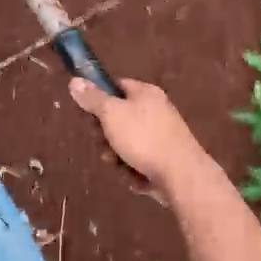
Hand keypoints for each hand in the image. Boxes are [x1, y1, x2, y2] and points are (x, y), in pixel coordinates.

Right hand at [69, 77, 211, 186]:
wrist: (185, 178)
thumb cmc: (144, 138)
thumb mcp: (110, 113)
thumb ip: (92, 98)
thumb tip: (75, 81)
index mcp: (145, 93)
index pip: (116, 85)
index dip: (100, 97)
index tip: (89, 114)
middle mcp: (158, 111)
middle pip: (121, 117)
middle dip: (106, 133)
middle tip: (101, 142)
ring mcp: (167, 138)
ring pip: (131, 143)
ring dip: (118, 155)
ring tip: (116, 165)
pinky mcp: (171, 162)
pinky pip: (145, 162)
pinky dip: (136, 171)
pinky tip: (134, 179)